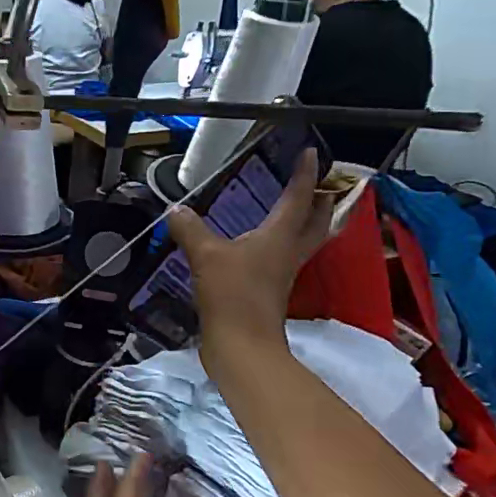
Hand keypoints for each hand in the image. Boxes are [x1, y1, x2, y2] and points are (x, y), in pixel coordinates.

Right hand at [165, 147, 335, 353]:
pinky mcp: (270, 290)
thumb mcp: (205, 256)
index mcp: (280, 236)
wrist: (241, 343)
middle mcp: (289, 251)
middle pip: (316, 220)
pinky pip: (284, 257)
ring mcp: (282, 273)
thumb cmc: (232, 294)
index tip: (310, 153)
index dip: (304, 174)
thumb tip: (175, 210)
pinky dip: (282, 243)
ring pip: (305, 239)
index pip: (298, 197)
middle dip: (320, 199)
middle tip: (318, 182)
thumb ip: (190, 230)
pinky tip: (263, 245)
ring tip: (300, 208)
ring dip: (307, 222)